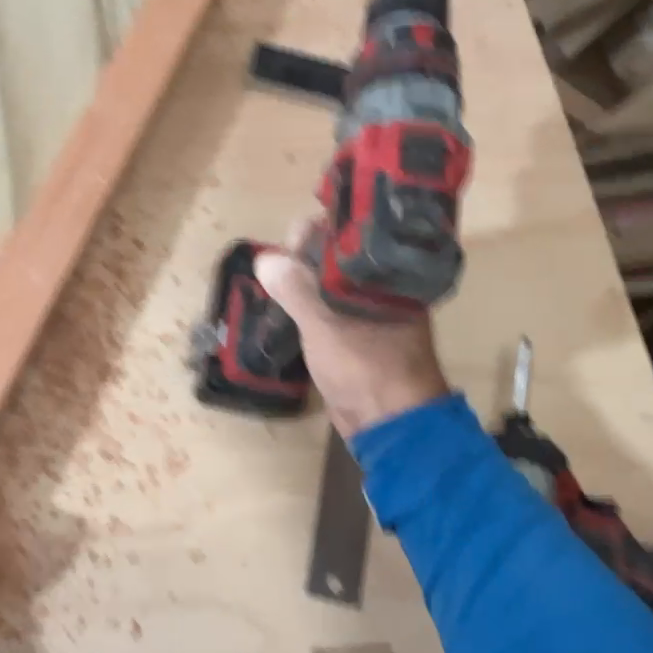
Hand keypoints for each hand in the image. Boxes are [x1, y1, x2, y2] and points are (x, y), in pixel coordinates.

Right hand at [253, 229, 449, 439]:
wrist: (388, 422)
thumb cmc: (365, 367)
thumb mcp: (325, 323)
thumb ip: (295, 290)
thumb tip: (264, 259)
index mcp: (386, 273)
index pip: (351, 233)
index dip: (318, 231)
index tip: (288, 245)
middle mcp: (382, 285)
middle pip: (336, 258)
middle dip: (303, 258)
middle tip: (275, 270)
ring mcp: (370, 311)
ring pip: (329, 285)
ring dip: (302, 284)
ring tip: (274, 286)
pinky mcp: (357, 335)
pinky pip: (328, 309)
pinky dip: (308, 306)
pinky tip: (286, 309)